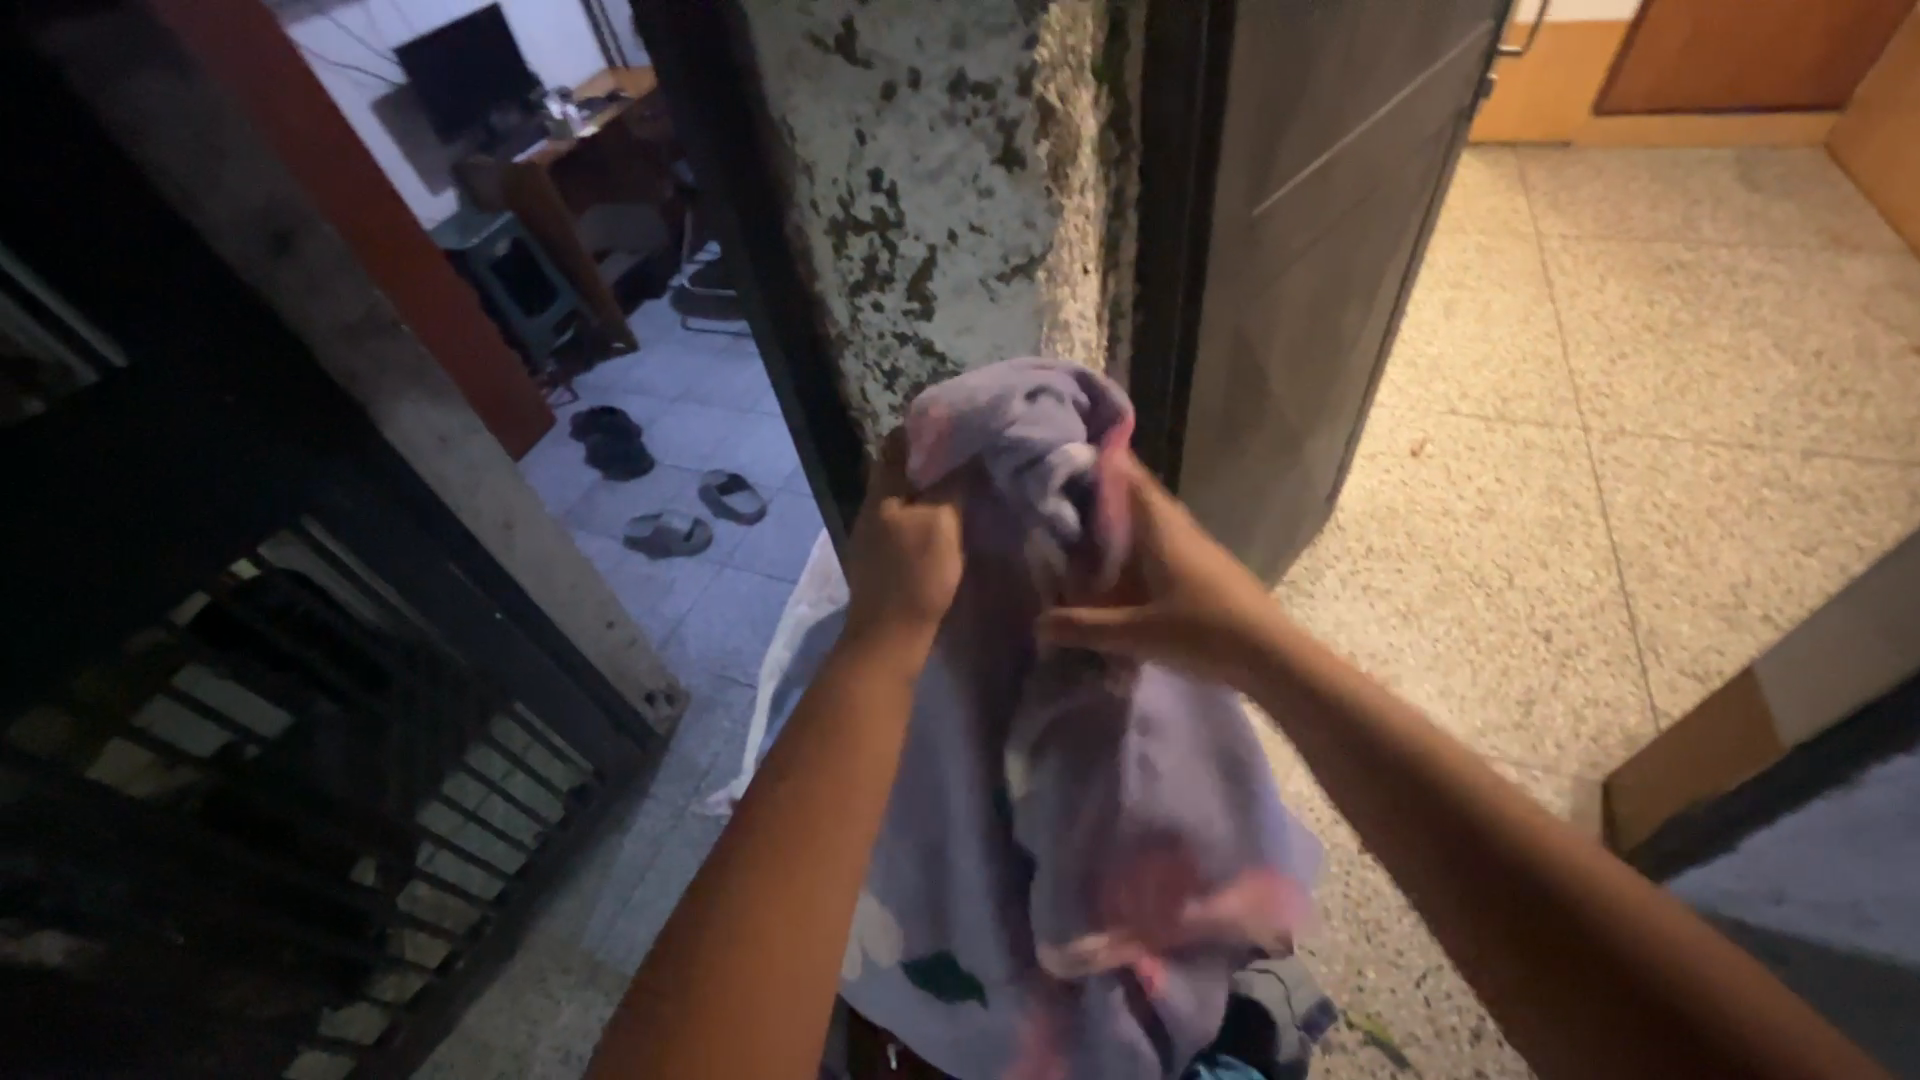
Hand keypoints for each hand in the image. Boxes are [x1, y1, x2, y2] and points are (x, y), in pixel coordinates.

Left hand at [842, 429, 964, 650]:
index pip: (894, 444)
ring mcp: (871, 540)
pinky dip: (924, 519)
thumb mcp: (942, 524)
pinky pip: (903, 527)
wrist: (888, 639)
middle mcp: (869, 510)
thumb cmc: (915, 576)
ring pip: (901, 502)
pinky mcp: (880, 564)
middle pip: (897, 473)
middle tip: (966, 454)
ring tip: (962, 486)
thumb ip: (952, 485)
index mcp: (880, 493)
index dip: (921, 429)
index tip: (954, 423)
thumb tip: (966, 453)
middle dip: (928, 461)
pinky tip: (946, 526)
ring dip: (928, 492)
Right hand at [1036, 452, 1283, 688]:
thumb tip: (1038, 623)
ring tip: (1087, 527)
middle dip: (1106, 489)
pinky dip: (1139, 544)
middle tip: (1067, 490)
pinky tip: (1125, 567)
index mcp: (1161, 529)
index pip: (1130, 477)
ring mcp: (1198, 547)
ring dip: (1123, 518)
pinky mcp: (1207, 569)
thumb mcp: (1135, 634)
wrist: (1271, 655)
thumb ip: (1084, 627)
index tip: (1072, 449)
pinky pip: (1164, 543)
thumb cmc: (1203, 632)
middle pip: (1140, 495)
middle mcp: (1179, 528)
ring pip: (1153, 520)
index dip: (1104, 458)